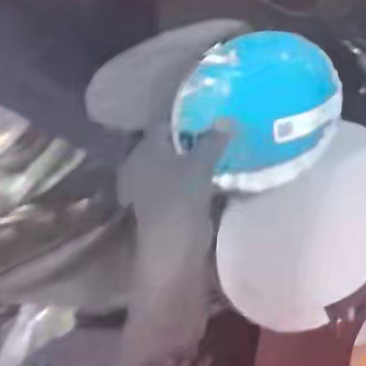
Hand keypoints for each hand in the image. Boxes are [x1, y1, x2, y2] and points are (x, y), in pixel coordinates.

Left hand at [118, 121, 228, 236]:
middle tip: (217, 137)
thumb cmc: (180, 197)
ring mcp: (143, 187)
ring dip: (188, 162)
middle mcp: (138, 164)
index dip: (187, 120)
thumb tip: (226, 120)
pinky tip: (206, 181)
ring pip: (170, 166)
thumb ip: (213, 140)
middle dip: (190, 141)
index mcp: (145, 148)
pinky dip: (186, 181)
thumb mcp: (202, 164)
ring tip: (216, 158)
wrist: (169, 247)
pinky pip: (172, 184)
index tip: (210, 118)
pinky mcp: (154, 207)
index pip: (165, 124)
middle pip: (167, 145)